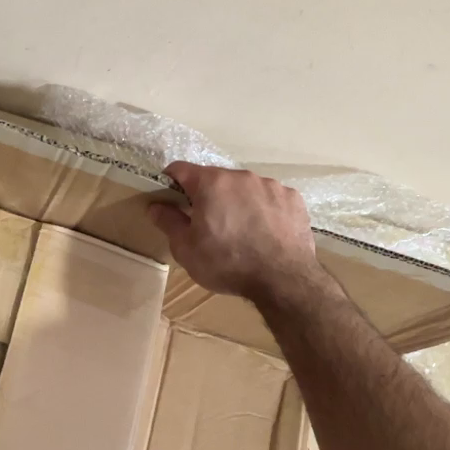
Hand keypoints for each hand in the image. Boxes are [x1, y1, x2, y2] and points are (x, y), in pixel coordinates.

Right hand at [147, 162, 329, 304]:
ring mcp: (271, 186)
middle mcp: (241, 177)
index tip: (170, 200)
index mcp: (211, 183)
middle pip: (215, 179)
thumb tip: (155, 205)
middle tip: (206, 224)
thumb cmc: (226, 263)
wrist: (283, 281)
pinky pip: (269, 199)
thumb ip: (168, 221)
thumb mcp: (185, 248)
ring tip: (239, 232)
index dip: (171, 182)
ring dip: (236, 202)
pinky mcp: (293, 199)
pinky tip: (263, 233)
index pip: (180, 169)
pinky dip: (262, 210)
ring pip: (244, 189)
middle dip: (207, 196)